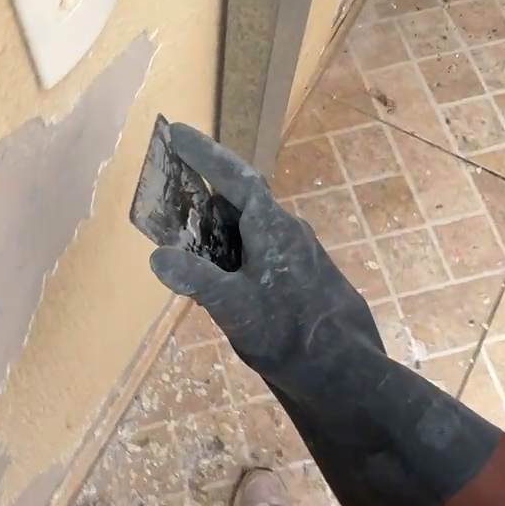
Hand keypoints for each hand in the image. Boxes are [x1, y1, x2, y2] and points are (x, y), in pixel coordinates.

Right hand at [147, 123, 497, 505]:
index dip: (204, 153)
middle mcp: (288, 232)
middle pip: (241, 200)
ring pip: (251, 228)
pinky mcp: (304, 279)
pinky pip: (260, 251)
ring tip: (190, 238)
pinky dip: (235, 252)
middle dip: (207, 193)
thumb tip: (157, 257)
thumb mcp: (232, 306)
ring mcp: (300, 255)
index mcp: (272, 226)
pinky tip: (223, 276)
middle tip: (175, 190)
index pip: (233, 176)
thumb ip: (195, 278)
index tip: (177, 130)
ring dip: (220, 227)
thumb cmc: (289, 333)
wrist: (347, 375)